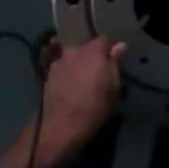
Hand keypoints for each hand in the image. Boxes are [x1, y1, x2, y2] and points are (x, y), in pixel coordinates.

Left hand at [33, 35, 126, 161]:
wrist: (60, 126)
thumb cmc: (93, 107)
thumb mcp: (113, 88)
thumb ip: (115, 64)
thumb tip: (120, 46)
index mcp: (93, 51)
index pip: (105, 40)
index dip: (110, 51)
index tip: (113, 63)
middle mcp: (74, 50)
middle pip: (87, 48)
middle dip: (93, 58)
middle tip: (98, 75)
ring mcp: (59, 61)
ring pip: (73, 58)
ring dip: (79, 65)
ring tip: (82, 83)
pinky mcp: (48, 75)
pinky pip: (63, 68)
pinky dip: (68, 74)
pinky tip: (70, 89)